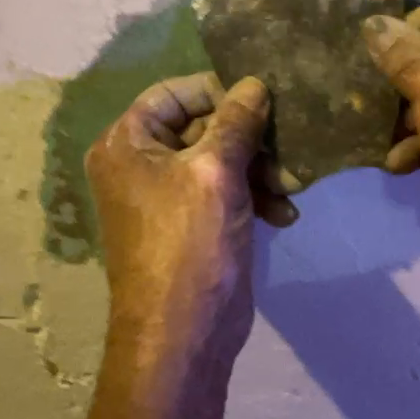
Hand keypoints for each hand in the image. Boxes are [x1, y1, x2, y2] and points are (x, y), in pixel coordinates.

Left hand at [85, 73, 294, 361]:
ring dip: (261, 169)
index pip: (173, 92)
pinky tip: (284, 215)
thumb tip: (253, 83)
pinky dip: (256, 197)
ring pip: (222, 159)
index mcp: (127, 143)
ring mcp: (168, 196)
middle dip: (251, 137)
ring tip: (292, 187)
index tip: (262, 99)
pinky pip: (227, 191)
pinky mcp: (194, 224)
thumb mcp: (216, 172)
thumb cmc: (190, 243)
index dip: (218, 90)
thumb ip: (237, 121)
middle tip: (288, 148)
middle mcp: (141, 163)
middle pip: (202, 125)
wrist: (183, 335)